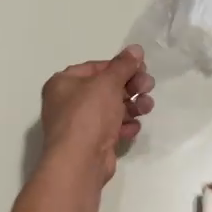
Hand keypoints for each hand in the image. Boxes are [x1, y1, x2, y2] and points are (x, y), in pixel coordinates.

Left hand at [39, 45, 154, 184]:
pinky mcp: (91, 144)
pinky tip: (133, 127)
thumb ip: (124, 65)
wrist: (79, 162)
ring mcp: (79, 125)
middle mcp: (68, 102)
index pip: (96, 68)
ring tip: (146, 107)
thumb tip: (136, 48)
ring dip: (132, 105)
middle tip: (148, 86)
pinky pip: (111, 129)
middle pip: (106, 88)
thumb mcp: (108, 83)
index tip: (141, 68)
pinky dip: (124, 126)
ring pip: (111, 109)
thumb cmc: (88, 114)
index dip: (120, 67)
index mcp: (64, 83)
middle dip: (130, 86)